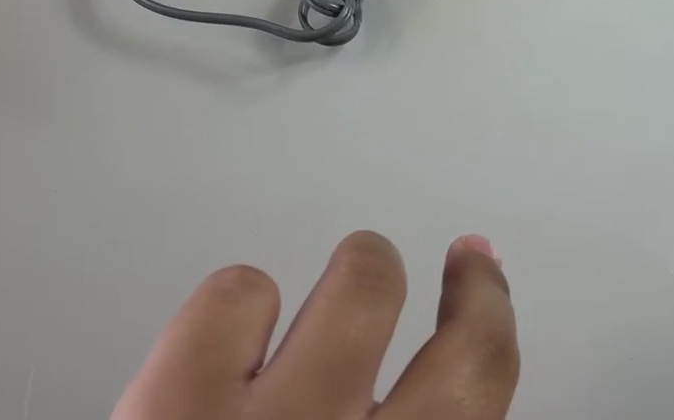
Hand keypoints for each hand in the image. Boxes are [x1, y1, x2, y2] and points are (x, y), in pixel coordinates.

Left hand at [113, 231, 518, 419]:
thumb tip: (417, 407)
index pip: (487, 387)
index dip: (495, 316)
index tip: (488, 282)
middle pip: (464, 340)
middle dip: (468, 291)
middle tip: (456, 267)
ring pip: (363, 280)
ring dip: (358, 278)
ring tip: (327, 300)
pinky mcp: (177, 401)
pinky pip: (239, 291)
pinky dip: (238, 304)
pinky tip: (223, 343)